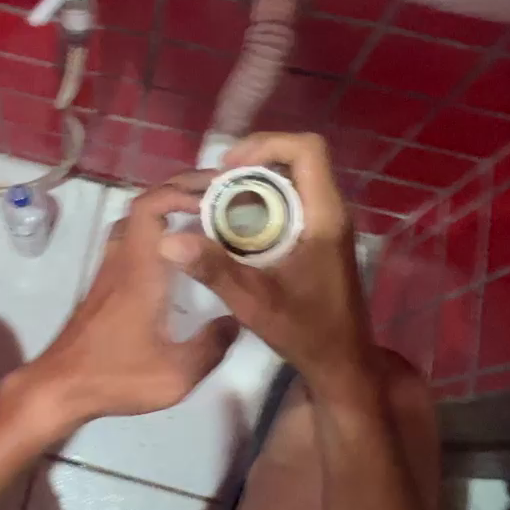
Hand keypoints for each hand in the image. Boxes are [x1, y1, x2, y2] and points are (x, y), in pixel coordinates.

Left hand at [19, 177, 238, 432]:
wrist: (60, 387)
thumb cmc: (115, 376)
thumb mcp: (176, 374)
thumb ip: (212, 346)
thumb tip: (236, 319)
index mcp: (138, 270)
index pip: (149, 207)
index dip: (180, 190)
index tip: (214, 195)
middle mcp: (121, 261)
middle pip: (143, 205)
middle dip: (178, 190)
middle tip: (216, 195)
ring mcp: (109, 271)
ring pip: (134, 222)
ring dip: (165, 211)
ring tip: (203, 217)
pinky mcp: (104, 286)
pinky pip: (130, 241)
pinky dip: (155, 233)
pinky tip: (178, 255)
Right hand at [158, 133, 388, 398]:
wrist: (342, 365)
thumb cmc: (306, 332)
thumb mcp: (254, 302)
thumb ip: (213, 269)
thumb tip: (167, 242)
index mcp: (324, 216)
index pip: (308, 149)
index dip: (267, 144)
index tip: (229, 168)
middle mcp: (330, 211)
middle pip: (297, 158)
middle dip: (253, 162)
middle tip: (216, 186)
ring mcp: (327, 223)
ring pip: (292, 178)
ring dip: (255, 182)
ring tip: (219, 203)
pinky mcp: (319, 236)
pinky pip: (290, 199)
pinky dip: (261, 201)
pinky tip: (235, 226)